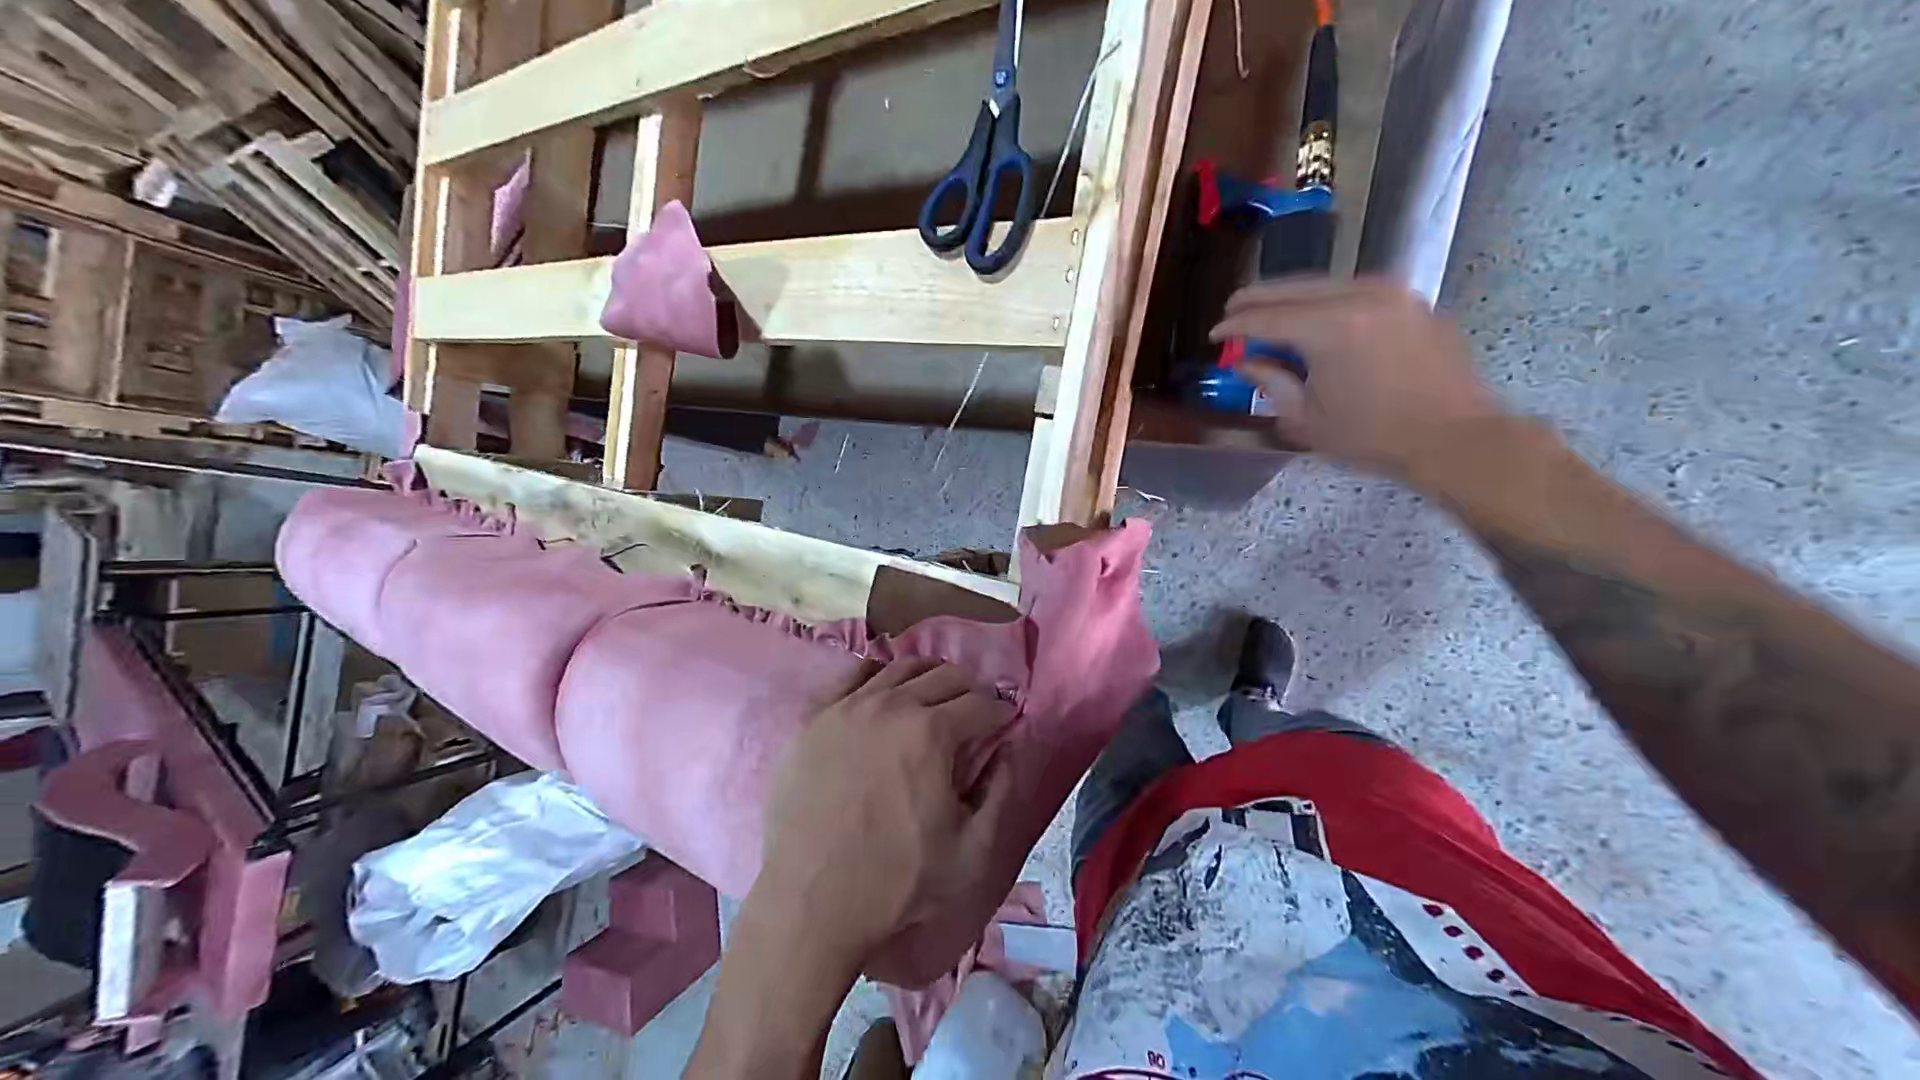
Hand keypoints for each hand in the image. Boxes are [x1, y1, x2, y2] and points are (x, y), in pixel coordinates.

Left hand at [753, 657, 1017, 966]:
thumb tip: (1009, 752)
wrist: (811, 903)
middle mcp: (891, 706)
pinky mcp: (814, 718)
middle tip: (974, 712)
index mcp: (933, 734)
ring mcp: (847, 707)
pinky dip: (877, 675)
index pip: (982, 704)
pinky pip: (851, 675)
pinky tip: (883, 692)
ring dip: (927, 677)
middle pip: (945, 676)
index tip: (1004, 722)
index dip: (1001, 712)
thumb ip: (1001, 794)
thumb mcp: (972, 853)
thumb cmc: (897, 883)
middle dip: (970, 690)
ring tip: (933, 698)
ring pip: (899, 667)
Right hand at [1209, 278, 1503, 477]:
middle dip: (1258, 298)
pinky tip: (1313, 317)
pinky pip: (1356, 291)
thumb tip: (1247, 362)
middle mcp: (1362, 296)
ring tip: (1267, 310)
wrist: (1455, 437)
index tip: (1214, 335)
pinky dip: (1326, 300)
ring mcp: (1393, 294)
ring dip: (1292, 296)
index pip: (1267, 318)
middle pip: (1295, 288)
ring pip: (1326, 284)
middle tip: (1232, 309)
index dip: (1235, 326)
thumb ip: (1271, 382)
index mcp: (1330, 327)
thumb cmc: (1374, 437)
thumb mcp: (1307, 419)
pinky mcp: (1412, 302)